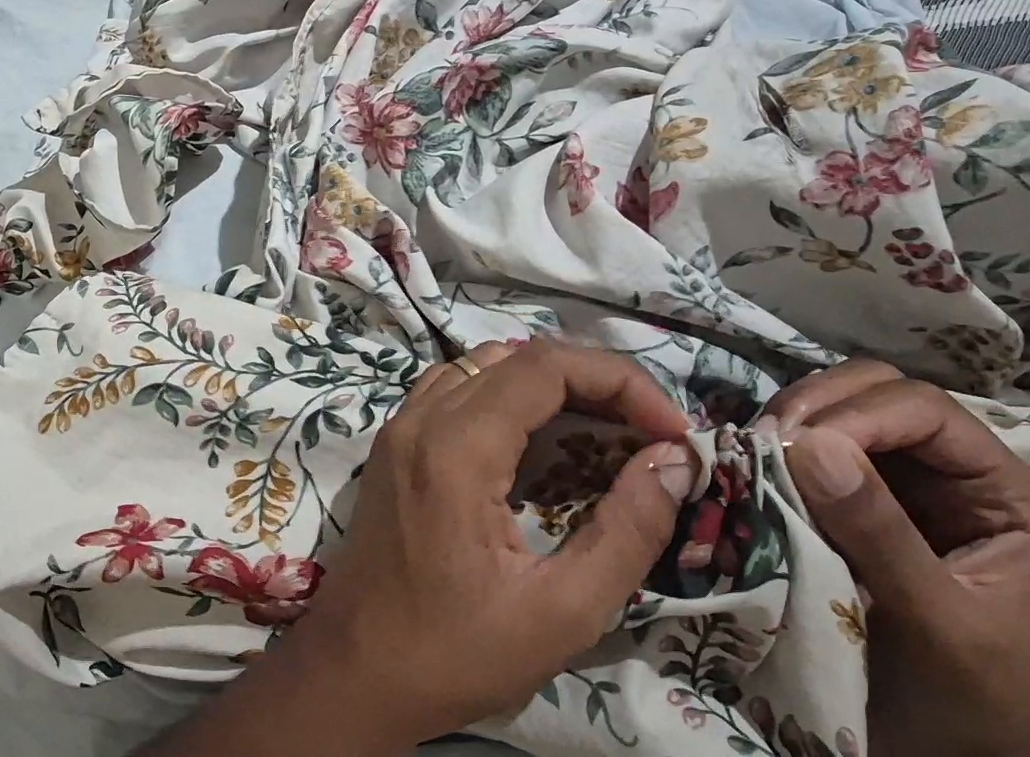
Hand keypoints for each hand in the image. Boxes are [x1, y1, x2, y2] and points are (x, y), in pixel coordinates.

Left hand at [140, 339, 699, 754]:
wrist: (354, 669)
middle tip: (651, 436)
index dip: (620, 383)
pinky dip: (507, 398)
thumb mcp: (562, 611)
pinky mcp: (393, 447)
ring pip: (481, 368)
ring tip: (607, 433)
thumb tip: (674, 460)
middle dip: (594, 383)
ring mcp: (399, 429)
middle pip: (515, 359)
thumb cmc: (455, 651)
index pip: (544, 366)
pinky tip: (540, 443)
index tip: (674, 434)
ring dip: (549, 386)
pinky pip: (454, 392)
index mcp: (454, 448)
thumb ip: (626, 530)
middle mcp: (419, 420)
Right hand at [763, 359, 1029, 756]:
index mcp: (1001, 498)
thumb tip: (806, 443)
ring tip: (747, 455)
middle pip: (876, 392)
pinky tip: (746, 466)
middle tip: (759, 442)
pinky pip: (801, 447)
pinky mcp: (839, 500)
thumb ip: (880, 533)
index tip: (788, 445)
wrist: (930, 751)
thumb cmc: (959, 696)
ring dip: (783, 422)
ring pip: (831, 411)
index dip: (857, 415)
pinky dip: (768, 446)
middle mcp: (946, 476)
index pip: (926, 411)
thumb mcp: (936, 623)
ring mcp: (890, 485)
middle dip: (813, 406)